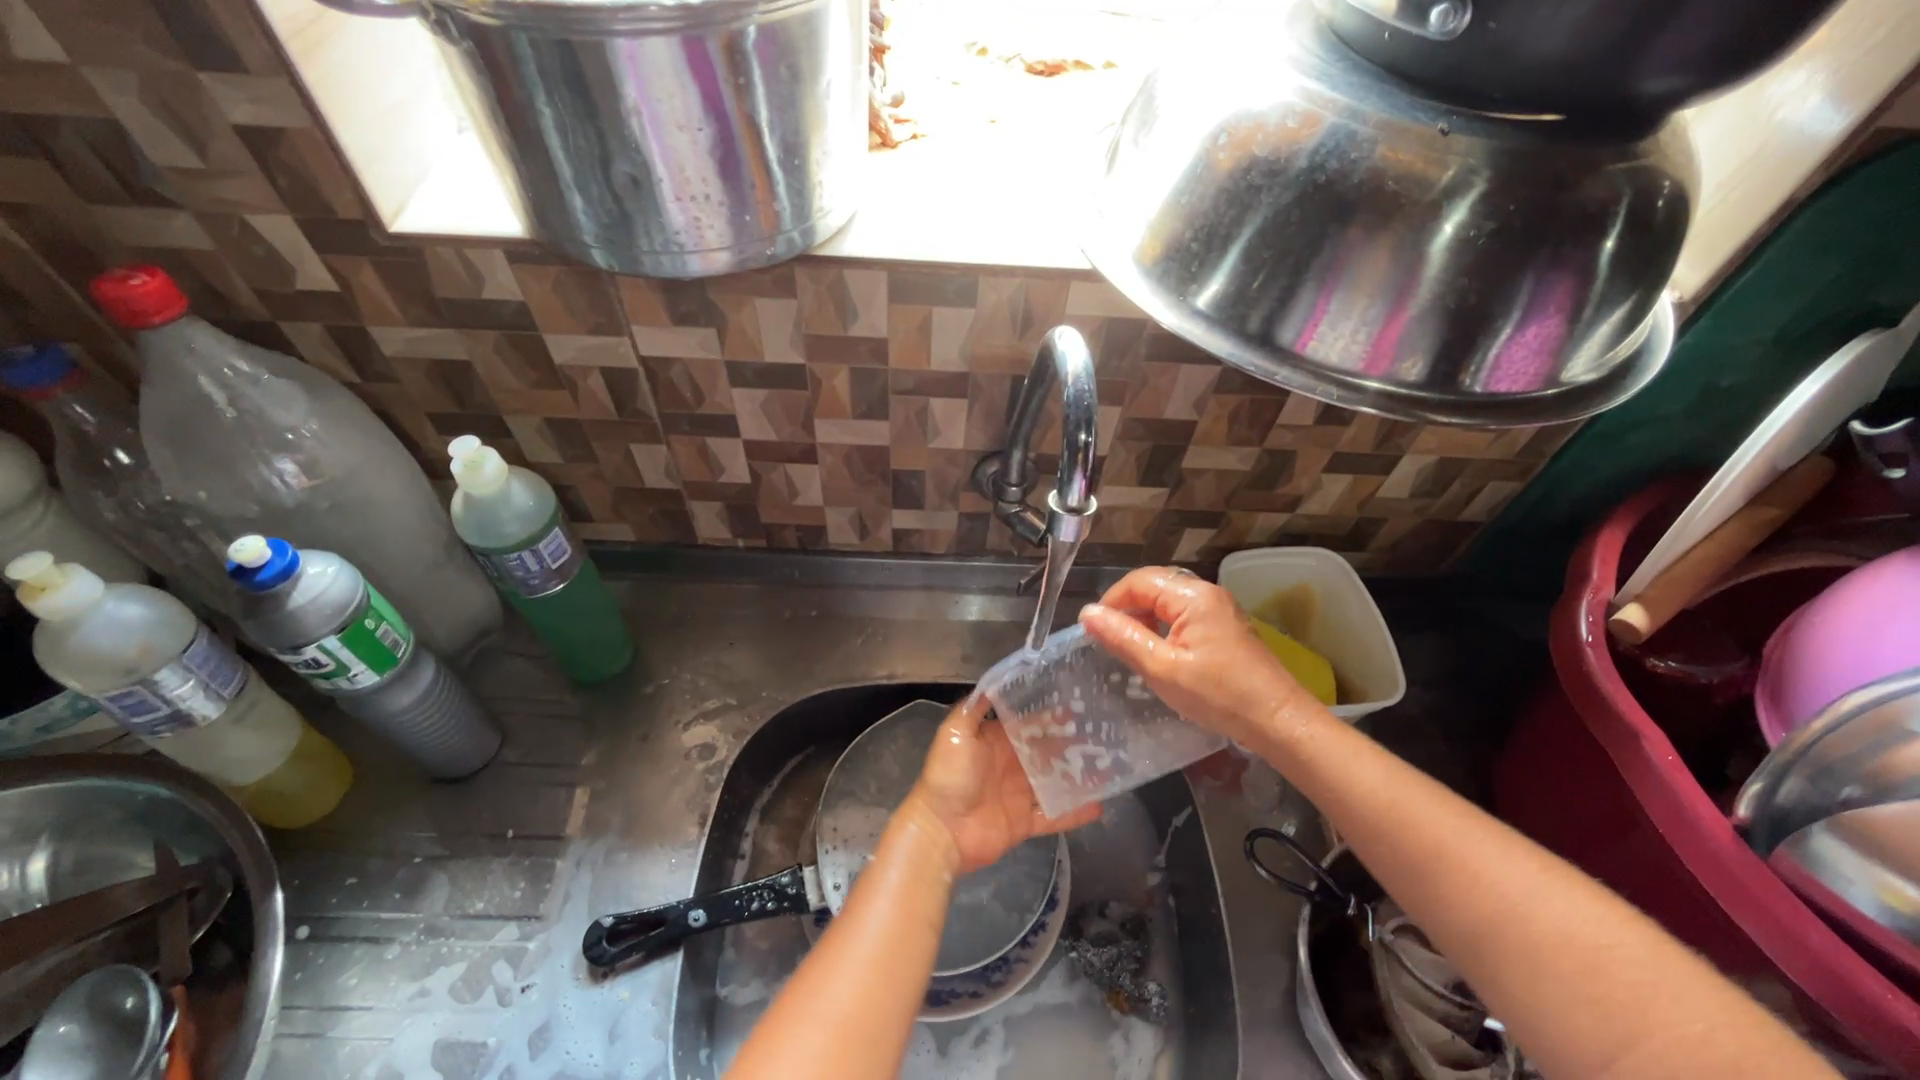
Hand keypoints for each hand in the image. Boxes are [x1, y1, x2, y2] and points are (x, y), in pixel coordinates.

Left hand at [903, 695, 1101, 875]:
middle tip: (1103, 734)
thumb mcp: (955, 732)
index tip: (1077, 705)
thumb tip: (994, 681)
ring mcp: (1018, 795)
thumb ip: (974, 708)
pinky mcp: (1024, 822)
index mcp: (995, 742)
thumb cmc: (949, 777)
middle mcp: (1009, 765)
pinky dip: (1074, 813)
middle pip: (1046, 752)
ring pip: (1055, 783)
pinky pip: (1054, 816)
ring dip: (1077, 777)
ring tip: (1108, 768)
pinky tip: (1099, 805)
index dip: (1050, 715)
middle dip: (1071, 744)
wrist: (941, 829)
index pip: (1027, 724)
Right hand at [1078, 566, 1324, 747]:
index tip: (1092, 630)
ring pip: (1168, 600)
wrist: (1277, 719)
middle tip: (1109, 640)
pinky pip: (1184, 614)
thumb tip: (1087, 613)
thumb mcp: (1162, 668)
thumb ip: (1123, 638)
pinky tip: (1158, 652)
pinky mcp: (1225, 625)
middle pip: (1154, 585)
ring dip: (1145, 618)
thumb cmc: (1218, 696)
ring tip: (1130, 648)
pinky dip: (1164, 627)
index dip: (1111, 601)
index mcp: (1192, 595)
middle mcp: (1207, 592)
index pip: (1138, 581)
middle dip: (1127, 608)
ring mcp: (1219, 608)